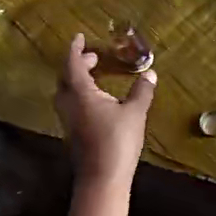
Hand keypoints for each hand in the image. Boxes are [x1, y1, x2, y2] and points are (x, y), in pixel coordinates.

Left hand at [54, 32, 155, 180]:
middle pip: (66, 78)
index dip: (75, 49)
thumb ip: (141, 91)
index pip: (72, 64)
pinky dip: (79, 95)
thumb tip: (149, 73)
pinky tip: (95, 102)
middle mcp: (69, 103)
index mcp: (80, 93)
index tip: (79, 37)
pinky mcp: (72, 133)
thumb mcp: (134, 113)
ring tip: (93, 77)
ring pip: (66, 93)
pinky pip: (70, 106)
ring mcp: (68, 120)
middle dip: (77, 65)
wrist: (101, 178)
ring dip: (76, 81)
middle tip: (92, 58)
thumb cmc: (117, 141)